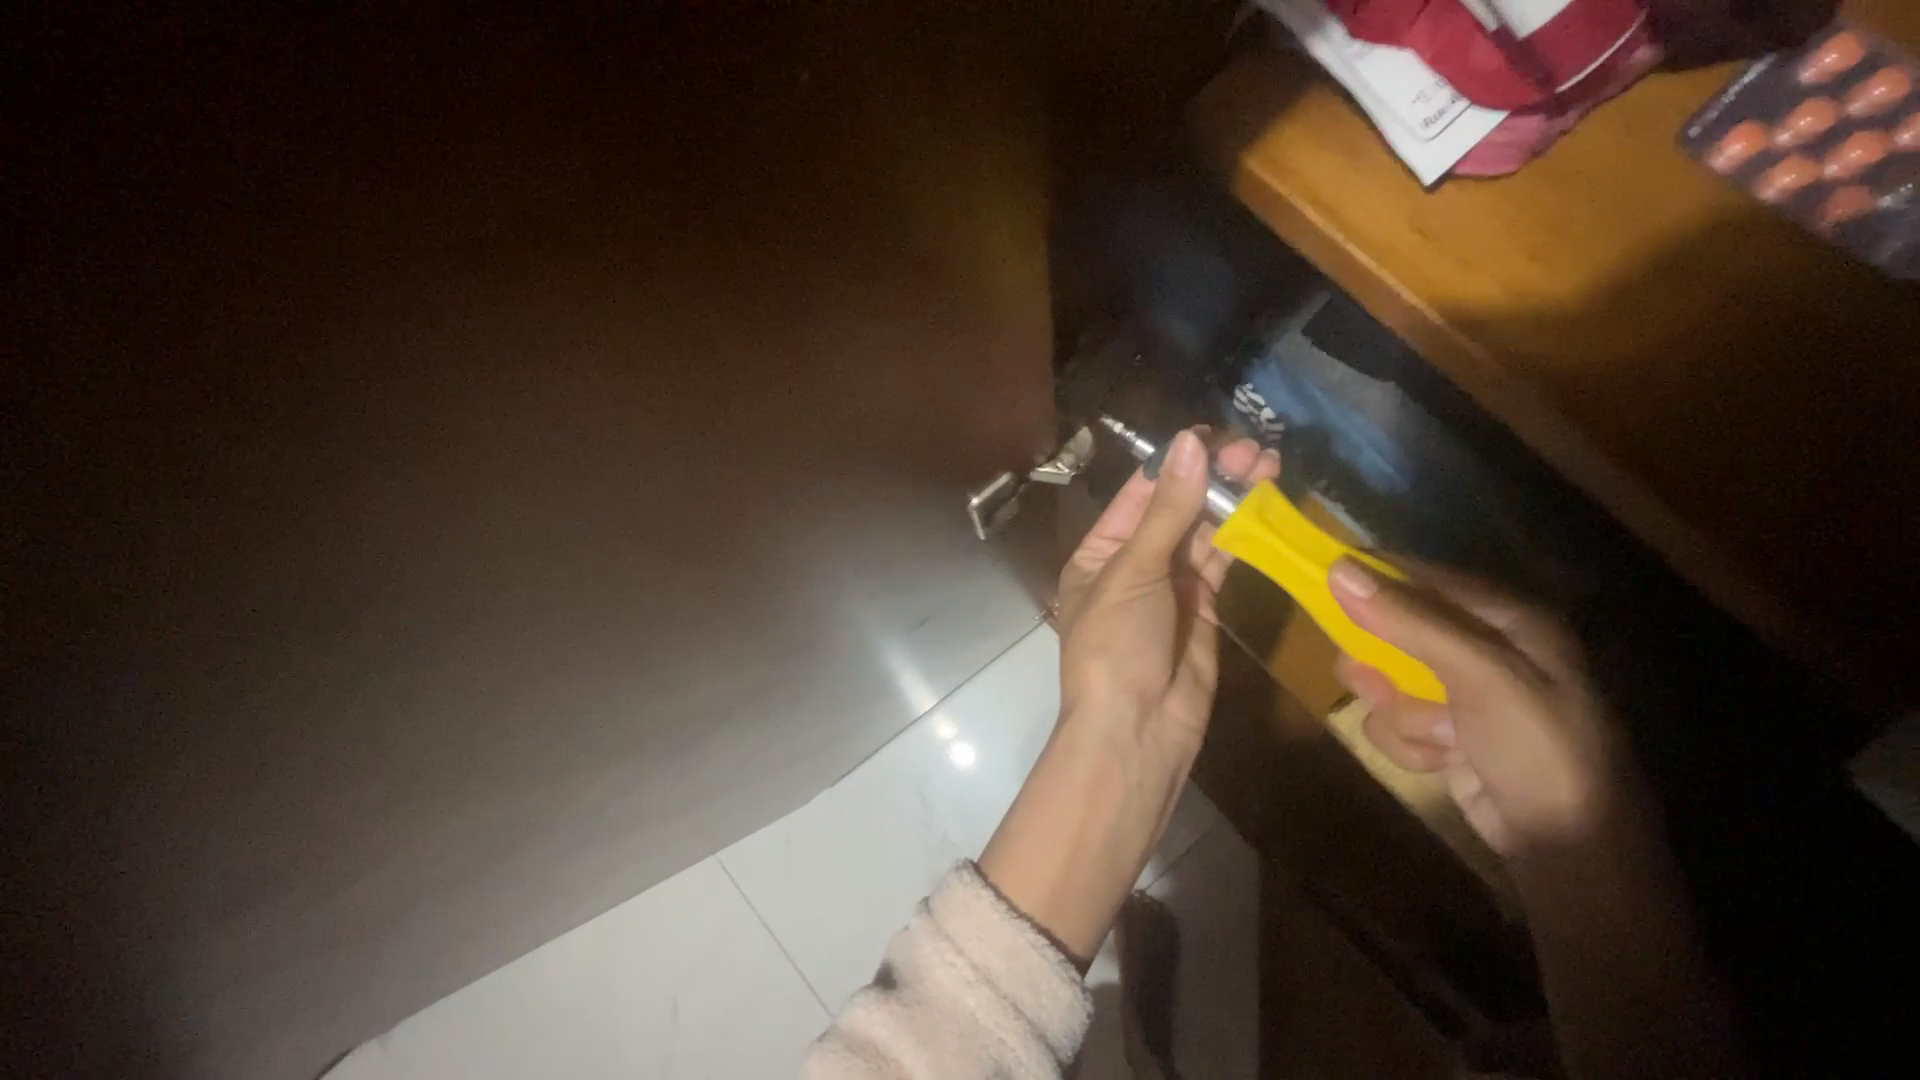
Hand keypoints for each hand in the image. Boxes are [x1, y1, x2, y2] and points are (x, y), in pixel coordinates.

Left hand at [1053, 428, 1278, 753]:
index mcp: (1098, 553)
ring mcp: (1171, 587)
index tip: (1209, 433)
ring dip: (1231, 500)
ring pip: (1203, 532)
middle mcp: (1134, 565)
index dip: (1172, 464)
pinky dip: (1243, 535)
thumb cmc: (1115, 643)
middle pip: (1174, 510)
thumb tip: (1190, 444)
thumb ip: (1167, 510)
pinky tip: (1265, 504)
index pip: (1137, 496)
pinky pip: (1223, 562)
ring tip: (1267, 463)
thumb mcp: (1134, 571)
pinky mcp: (1205, 607)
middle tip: (1252, 448)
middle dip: (1210, 478)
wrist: (1138, 727)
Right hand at [1327, 558, 1641, 855]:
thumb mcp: (1479, 675)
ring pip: (1387, 683)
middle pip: (1394, 632)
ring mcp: (1462, 695)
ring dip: (1400, 715)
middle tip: (1375, 684)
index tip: (1324, 584)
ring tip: (1437, 737)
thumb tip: (1339, 569)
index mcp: (1506, 620)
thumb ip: (1409, 622)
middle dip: (1382, 665)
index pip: (1423, 578)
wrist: (1570, 850)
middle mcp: (1483, 650)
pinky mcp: (1446, 735)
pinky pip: (1394, 723)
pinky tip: (1442, 762)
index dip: (1374, 579)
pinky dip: (1409, 744)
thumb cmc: (1537, 747)